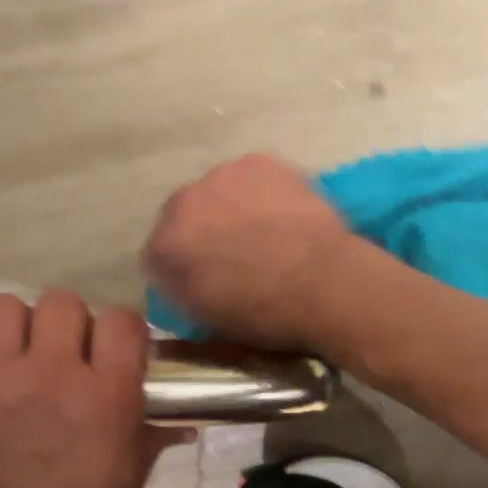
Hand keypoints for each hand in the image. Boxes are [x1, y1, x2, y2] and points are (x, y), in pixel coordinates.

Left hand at [0, 292, 190, 487]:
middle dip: (70, 325)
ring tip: (14, 353)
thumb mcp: (135, 474)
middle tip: (64, 355)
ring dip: (14, 324)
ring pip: (0, 306)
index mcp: (109, 396)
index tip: (116, 351)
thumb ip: (154, 433)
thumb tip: (182, 420)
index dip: (122, 331)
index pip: (122, 322)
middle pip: (62, 303)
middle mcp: (53, 376)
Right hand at [143, 154, 354, 347]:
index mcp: (164, 251)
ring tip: (273, 234)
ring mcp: (219, 178)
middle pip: (187, 217)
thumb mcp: (217, 323)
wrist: (327, 285)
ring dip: (237, 209)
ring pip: (220, 193)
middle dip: (209, 233)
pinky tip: (291, 216)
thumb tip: (188, 282)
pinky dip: (269, 193)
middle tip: (246, 256)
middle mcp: (180, 206)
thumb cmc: (273, 317)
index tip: (212, 280)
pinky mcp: (258, 164)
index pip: (160, 257)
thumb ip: (188, 296)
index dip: (187, 269)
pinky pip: (256, 178)